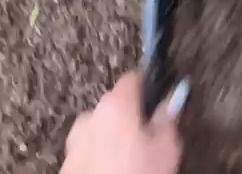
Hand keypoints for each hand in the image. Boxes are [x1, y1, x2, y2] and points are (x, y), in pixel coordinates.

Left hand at [61, 71, 187, 173]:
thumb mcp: (166, 147)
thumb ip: (170, 116)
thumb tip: (175, 97)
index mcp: (116, 103)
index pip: (134, 77)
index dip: (150, 87)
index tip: (160, 101)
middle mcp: (91, 116)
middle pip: (115, 104)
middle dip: (130, 116)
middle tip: (148, 137)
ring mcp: (74, 143)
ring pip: (100, 130)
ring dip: (112, 138)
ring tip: (130, 159)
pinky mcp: (66, 167)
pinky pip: (88, 152)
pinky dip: (99, 157)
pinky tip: (114, 170)